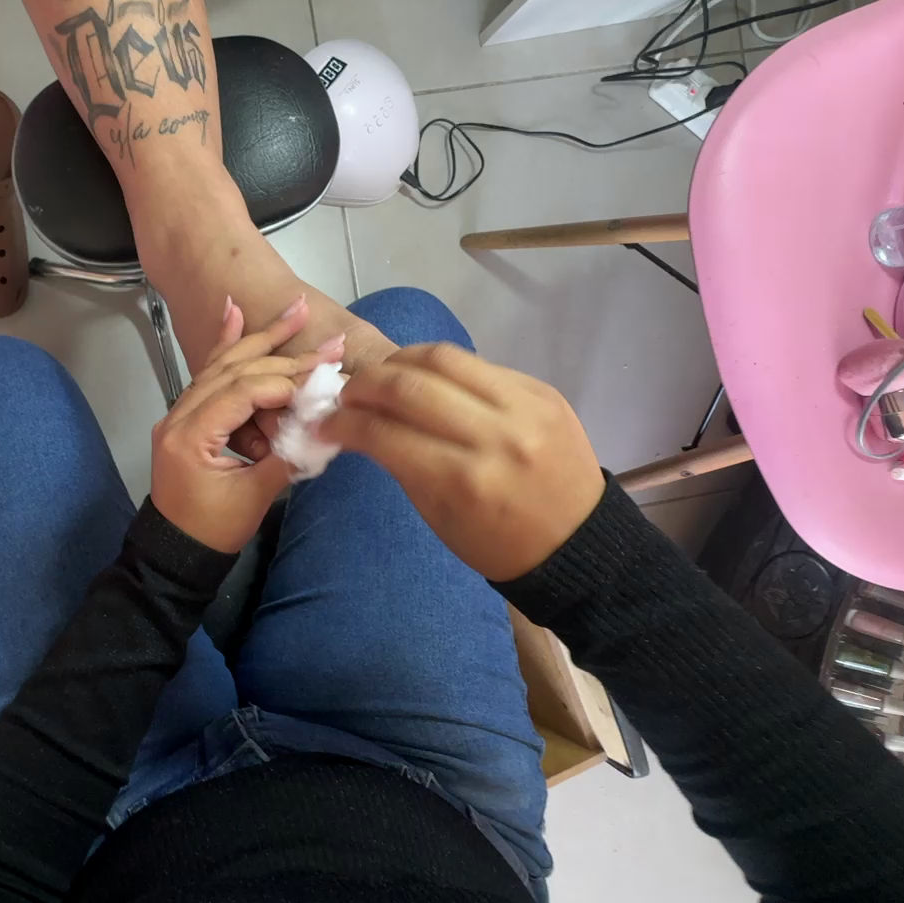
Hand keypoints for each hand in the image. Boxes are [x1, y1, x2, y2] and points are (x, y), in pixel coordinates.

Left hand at [153, 297, 342, 551]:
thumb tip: (325, 426)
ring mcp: (180, 413)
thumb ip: (287, 457)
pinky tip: (234, 313)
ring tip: (294, 311)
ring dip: (260, 340)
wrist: (175, 551)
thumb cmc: (212, 531)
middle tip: (327, 342)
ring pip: (221, 365)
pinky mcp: (189, 417)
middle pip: (233, 371)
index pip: (241, 392)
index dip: (284, 383)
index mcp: (191, 436)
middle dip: (282, 353)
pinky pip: (208, 375)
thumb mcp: (253, 498)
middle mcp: (179, 415)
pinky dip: (225, 345)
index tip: (323, 381)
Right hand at [318, 343, 602, 580]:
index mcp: (461, 481)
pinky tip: (426, 380)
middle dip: (365, 384)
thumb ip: (398, 460)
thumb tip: (358, 422)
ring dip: (399, 362)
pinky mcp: (542, 390)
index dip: (343, 423)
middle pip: (408, 385)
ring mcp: (524, 407)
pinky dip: (441, 368)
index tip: (325, 423)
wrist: (578, 545)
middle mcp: (494, 436)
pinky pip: (478, 364)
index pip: (383, 433)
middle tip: (348, 395)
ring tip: (384, 377)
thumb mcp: (434, 513)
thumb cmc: (494, 543)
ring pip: (443, 357)